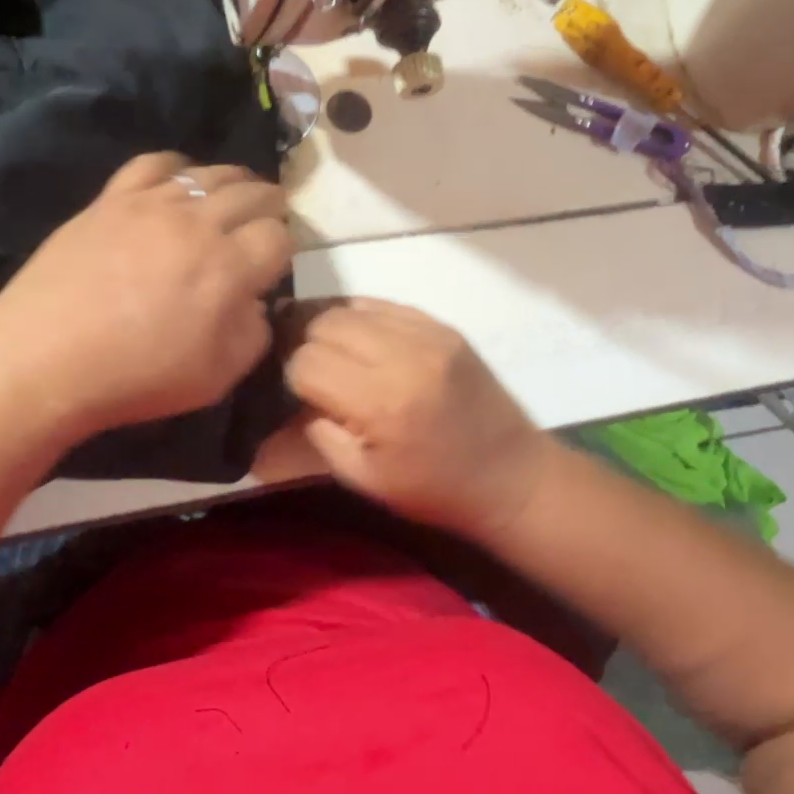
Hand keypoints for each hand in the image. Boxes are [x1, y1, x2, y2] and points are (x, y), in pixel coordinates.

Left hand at [0, 152, 292, 438]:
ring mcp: (151, 204)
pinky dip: (178, 168)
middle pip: (253, 194)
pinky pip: (154, 164)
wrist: (43, 361)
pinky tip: (179, 182)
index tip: (276, 264)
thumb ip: (253, 334)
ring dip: (235, 183)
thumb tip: (257, 302)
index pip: (279, 237)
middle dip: (271, 206)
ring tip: (237, 196)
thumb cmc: (137, 378)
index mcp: (229, 267)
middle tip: (269, 223)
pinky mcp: (111, 199)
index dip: (286, 249)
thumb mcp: (218, 376)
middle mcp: (198, 223)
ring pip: (210, 174)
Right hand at [282, 299, 557, 541]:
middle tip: (313, 376)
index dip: (294, 379)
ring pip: (350, 307)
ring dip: (331, 329)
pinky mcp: (442, 325)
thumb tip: (283, 396)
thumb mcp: (362, 478)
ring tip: (334, 357)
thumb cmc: (433, 489)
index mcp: (382, 401)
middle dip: (306, 347)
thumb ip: (315, 431)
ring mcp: (427, 333)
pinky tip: (363, 345)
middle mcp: (404, 354)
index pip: (306, 361)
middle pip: (322, 323)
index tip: (300, 398)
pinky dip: (362, 320)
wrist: (510, 475)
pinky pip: (382, 305)